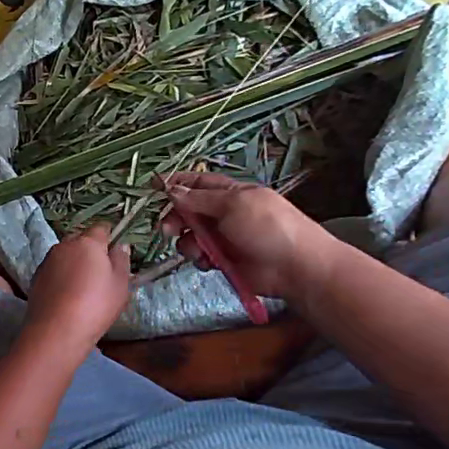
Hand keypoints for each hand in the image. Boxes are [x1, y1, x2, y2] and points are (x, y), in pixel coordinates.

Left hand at [28, 224, 131, 342]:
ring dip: (75, 262)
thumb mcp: (120, 284)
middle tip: (101, 270)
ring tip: (83, 285)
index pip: (102, 227)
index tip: (116, 252)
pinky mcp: (36, 277)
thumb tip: (120, 245)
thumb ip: (121, 260)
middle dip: (91, 248)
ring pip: (66, 254)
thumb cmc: (96, 305)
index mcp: (88, 242)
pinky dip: (62, 275)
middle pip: (81, 239)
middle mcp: (65, 245)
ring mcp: (47, 260)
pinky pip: (54, 269)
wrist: (56, 331)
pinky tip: (68, 294)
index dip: (110, 237)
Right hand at [160, 173, 340, 297]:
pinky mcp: (226, 261)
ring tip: (196, 250)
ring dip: (187, 241)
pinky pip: (202, 256)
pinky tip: (207, 262)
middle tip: (167, 228)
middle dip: (176, 217)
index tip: (153, 187)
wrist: (294, 266)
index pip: (198, 183)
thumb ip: (200, 199)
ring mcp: (226, 238)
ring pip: (192, 236)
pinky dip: (199, 258)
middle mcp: (226, 213)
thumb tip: (172, 190)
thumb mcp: (233, 204)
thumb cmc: (267, 226)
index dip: (176, 184)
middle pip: (190, 211)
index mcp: (231, 192)